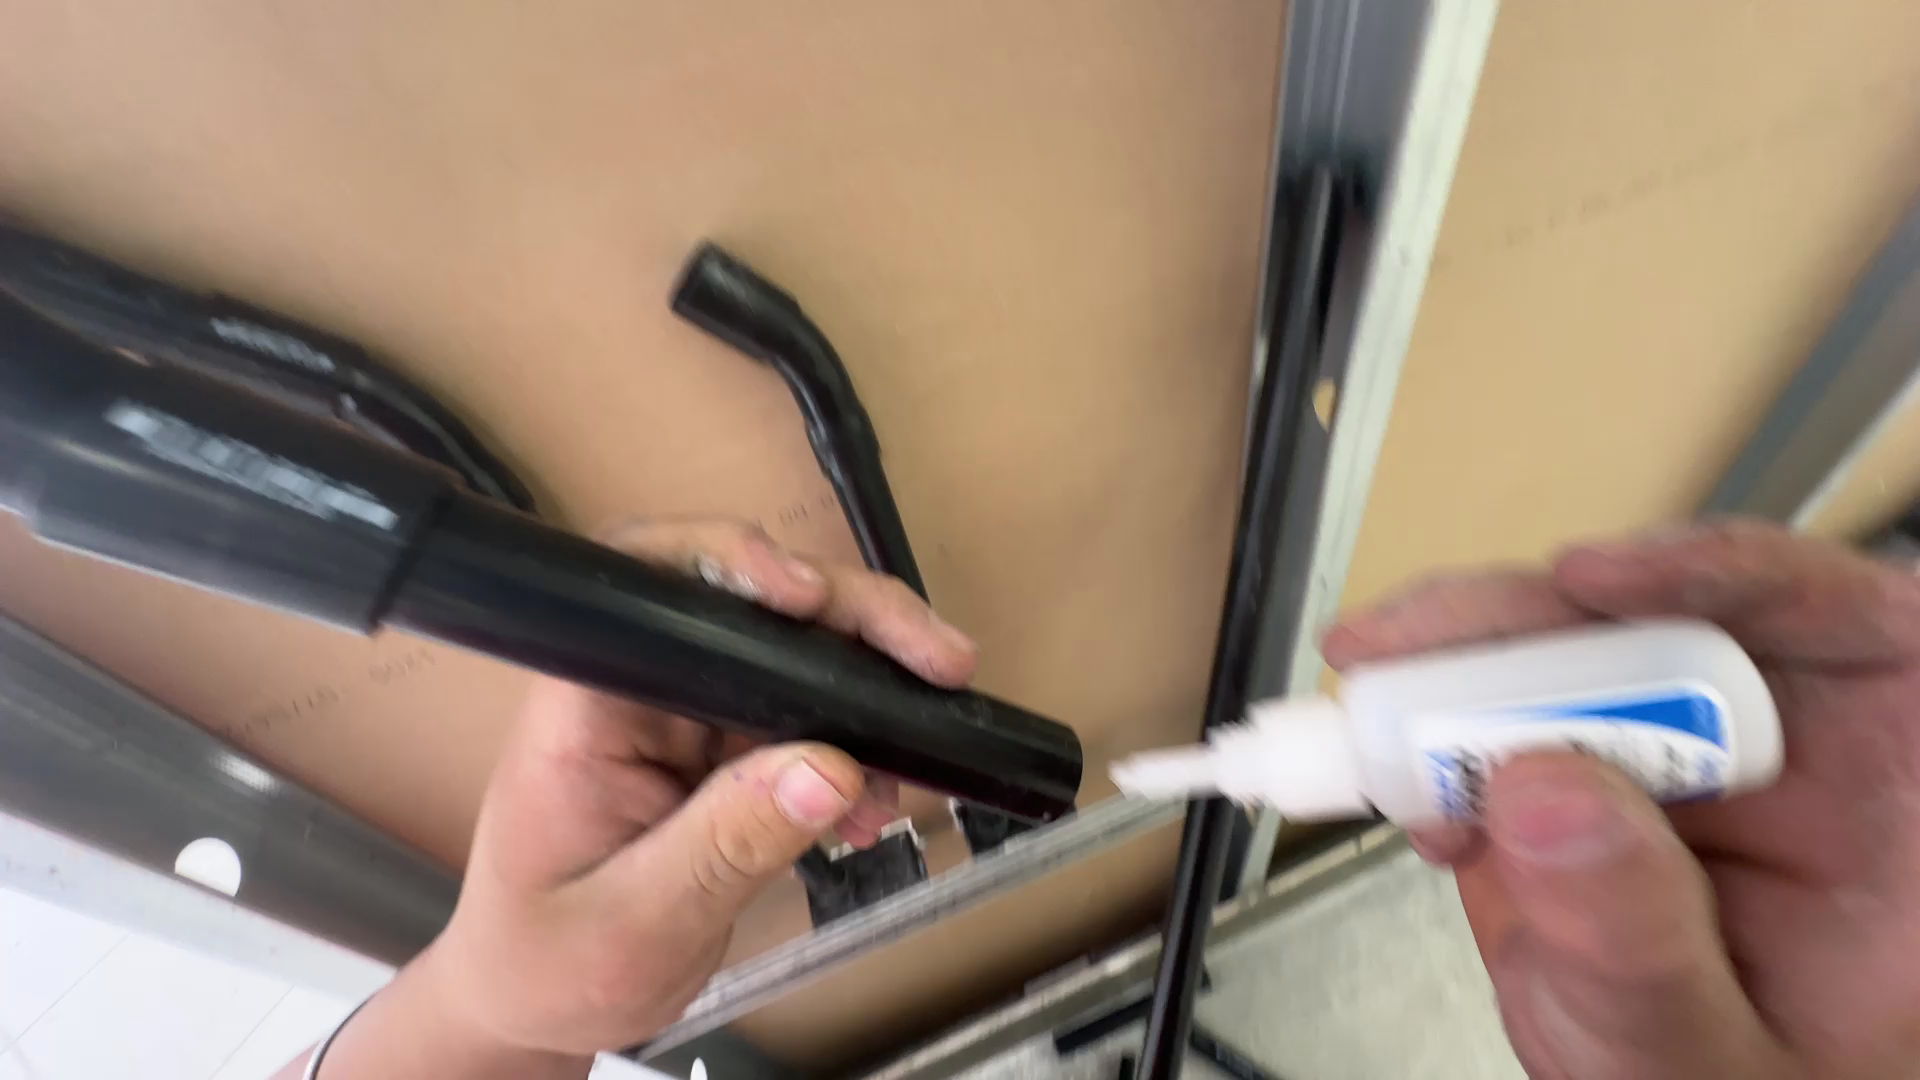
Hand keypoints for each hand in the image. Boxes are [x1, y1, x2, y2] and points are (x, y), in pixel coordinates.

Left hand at [295, 520, 977, 1078]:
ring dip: (877, 681)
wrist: (554, 998)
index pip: (650, 580)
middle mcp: (654, 683)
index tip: (810, 597)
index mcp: (594, 700)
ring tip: (917, 755)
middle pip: (759, 602)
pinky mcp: (741, 739)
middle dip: (855, 616)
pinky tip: (880, 799)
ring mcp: (703, 707)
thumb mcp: (632, 925)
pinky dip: (867, 742)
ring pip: (806, 650)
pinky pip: (820, 712)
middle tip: (941, 660)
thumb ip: (725, 845)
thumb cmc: (553, 964)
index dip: (733, 560)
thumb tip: (831, 769)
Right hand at [1322, 520, 1919, 1079]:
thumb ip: (1635, 936)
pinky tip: (1404, 799)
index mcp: (1871, 788)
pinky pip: (1461, 706)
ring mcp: (1624, 741)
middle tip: (1393, 648)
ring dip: (1431, 668)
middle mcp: (1742, 737)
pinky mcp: (1534, 755)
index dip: (1709, 567)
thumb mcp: (1694, 1051)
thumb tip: (1540, 788)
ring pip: (1522, 647)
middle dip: (1498, 620)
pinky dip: (1406, 732)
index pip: (1828, 620)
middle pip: (1622, 616)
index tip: (1585, 577)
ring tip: (1370, 720)